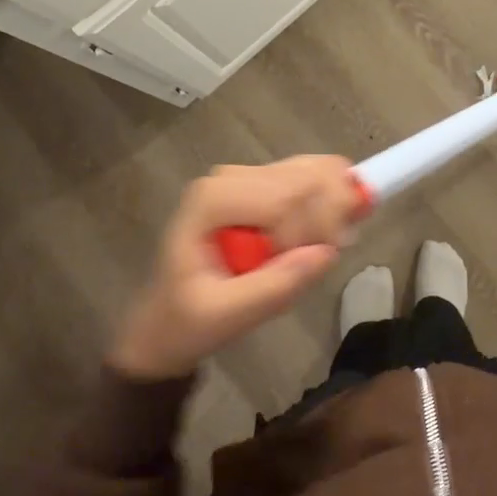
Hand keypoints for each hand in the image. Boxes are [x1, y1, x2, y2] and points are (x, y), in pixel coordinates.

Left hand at [109, 156, 362, 379]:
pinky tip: (327, 231)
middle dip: (330, 213)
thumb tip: (326, 254)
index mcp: (212, 200)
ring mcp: (246, 177)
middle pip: (305, 176)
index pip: (283, 198)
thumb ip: (273, 287)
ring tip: (331, 244)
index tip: (316, 262)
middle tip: (334, 251)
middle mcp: (229, 177)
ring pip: (314, 171)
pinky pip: (311, 177)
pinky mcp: (261, 185)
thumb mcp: (225, 317)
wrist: (162, 324)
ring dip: (333, 207)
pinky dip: (329, 200)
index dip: (309, 229)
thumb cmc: (186, 322)